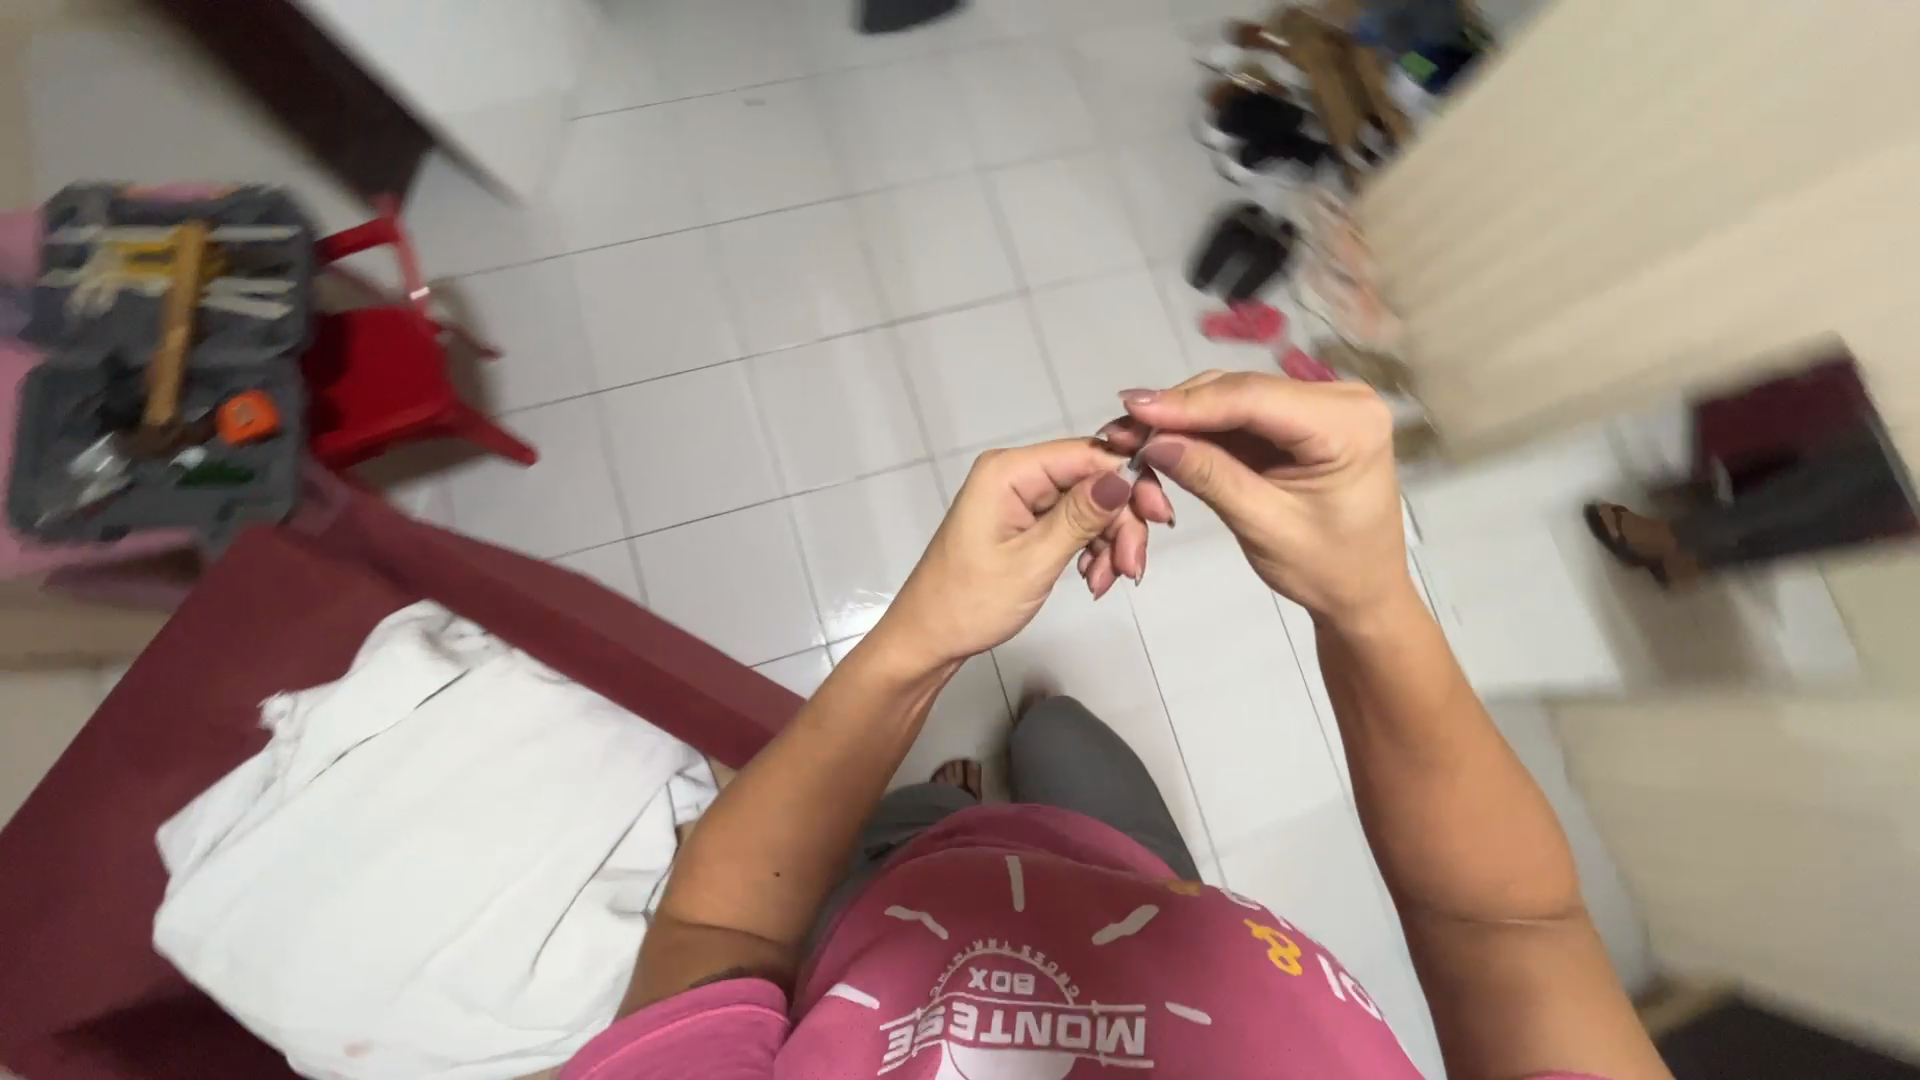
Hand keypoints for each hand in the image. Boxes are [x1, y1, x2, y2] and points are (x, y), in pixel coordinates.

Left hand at [874, 439, 1135, 667]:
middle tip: (1132, 568)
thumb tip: (1124, 476)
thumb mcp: (1033, 561)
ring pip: (1090, 506)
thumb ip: (1081, 516)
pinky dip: (1091, 551)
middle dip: (1120, 523)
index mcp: (1009, 471)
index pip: (1088, 453)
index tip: (1159, 517)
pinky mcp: (1026, 522)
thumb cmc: (968, 602)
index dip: (1130, 480)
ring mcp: (1021, 499)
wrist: (930, 638)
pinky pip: (1074, 524)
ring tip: (1108, 582)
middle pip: (1093, 481)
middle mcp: (1016, 475)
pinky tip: (1095, 580)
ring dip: (1109, 543)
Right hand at [1100, 371, 1413, 627]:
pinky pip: (1239, 414)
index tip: (1132, 409)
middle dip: (1178, 410)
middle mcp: (1339, 399)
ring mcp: (1319, 406)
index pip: (1253, 399)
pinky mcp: (1298, 419)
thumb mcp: (1264, 526)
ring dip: (1183, 417)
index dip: (1187, 404)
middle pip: (1241, 391)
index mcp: (1348, 424)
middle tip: (1122, 430)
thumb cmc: (1326, 568)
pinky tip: (1164, 437)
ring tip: (1134, 435)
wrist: (1362, 591)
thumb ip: (1210, 477)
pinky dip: (1200, 428)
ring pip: (1234, 398)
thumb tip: (1153, 442)